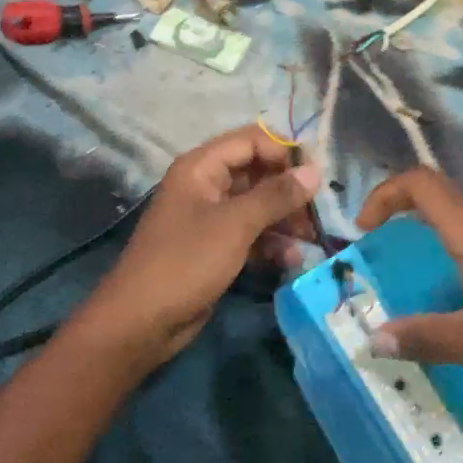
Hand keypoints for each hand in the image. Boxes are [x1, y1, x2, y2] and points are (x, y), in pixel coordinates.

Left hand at [84, 126, 321, 365]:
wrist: (142, 321)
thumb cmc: (186, 262)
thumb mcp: (235, 225)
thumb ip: (276, 196)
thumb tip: (314, 171)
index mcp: (201, 167)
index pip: (251, 141)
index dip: (285, 153)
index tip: (317, 176)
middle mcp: (205, 186)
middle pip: (257, 175)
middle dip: (289, 192)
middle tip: (320, 214)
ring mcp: (210, 220)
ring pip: (257, 208)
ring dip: (285, 222)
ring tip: (312, 241)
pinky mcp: (215, 250)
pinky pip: (250, 237)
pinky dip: (271, 246)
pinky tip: (292, 261)